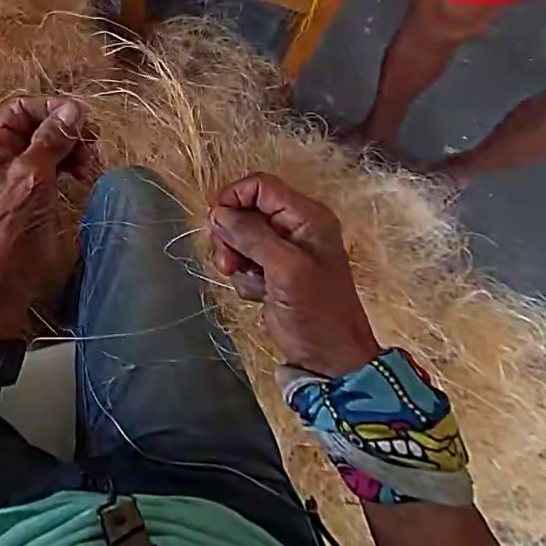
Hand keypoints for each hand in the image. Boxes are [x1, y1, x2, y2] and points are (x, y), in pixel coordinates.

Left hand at [0, 97, 98, 338]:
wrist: (10, 277)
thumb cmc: (13, 227)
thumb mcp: (32, 176)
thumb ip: (51, 140)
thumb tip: (74, 109)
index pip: (22, 110)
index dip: (51, 109)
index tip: (80, 117)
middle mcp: (3, 156)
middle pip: (40, 126)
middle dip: (67, 130)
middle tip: (91, 142)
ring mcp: (20, 174)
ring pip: (52, 145)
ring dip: (75, 148)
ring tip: (90, 162)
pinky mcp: (37, 191)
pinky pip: (58, 165)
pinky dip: (73, 164)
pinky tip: (85, 174)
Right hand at [208, 173, 379, 376]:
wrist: (330, 360)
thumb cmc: (317, 313)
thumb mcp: (285, 269)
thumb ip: (252, 236)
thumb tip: (218, 213)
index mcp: (306, 216)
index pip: (259, 186)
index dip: (233, 198)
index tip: (215, 222)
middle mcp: (294, 226)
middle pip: (245, 209)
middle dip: (230, 233)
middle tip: (227, 260)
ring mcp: (283, 248)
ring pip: (239, 234)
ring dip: (234, 255)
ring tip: (242, 277)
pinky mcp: (272, 269)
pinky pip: (243, 257)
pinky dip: (243, 273)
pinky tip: (259, 292)